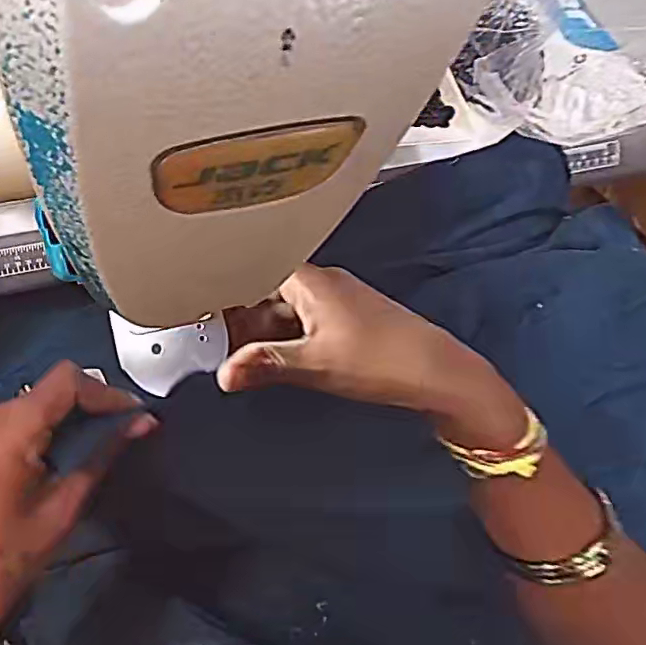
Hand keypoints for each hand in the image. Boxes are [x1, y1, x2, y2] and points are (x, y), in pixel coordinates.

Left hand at [0, 361, 157, 637]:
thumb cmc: (8, 560)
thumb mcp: (65, 505)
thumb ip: (103, 454)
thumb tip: (139, 424)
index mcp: (7, 433)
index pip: (65, 382)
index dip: (105, 392)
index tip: (132, 412)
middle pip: (51, 386)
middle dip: (91, 403)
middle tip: (123, 427)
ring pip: (38, 397)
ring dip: (71, 413)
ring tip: (99, 441)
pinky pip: (20, 413)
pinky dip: (49, 423)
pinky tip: (66, 448)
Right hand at [218, 264, 525, 447]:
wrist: (440, 374)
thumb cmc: (382, 359)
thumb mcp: (315, 364)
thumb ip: (265, 364)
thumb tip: (224, 374)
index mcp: (311, 281)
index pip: (256, 269)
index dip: (228, 285)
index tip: (205, 303)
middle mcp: (323, 283)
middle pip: (267, 290)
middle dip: (242, 314)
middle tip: (217, 338)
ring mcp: (336, 301)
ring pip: (284, 307)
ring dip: (263, 328)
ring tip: (241, 352)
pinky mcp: (347, 319)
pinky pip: (302, 320)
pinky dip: (284, 336)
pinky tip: (275, 357)